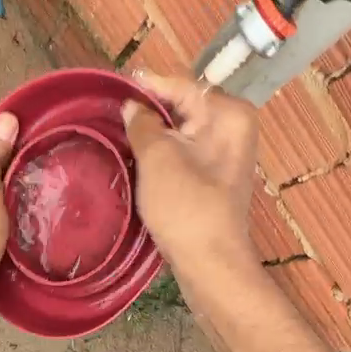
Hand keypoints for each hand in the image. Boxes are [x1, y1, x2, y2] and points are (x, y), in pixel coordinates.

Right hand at [122, 75, 257, 268]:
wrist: (209, 265)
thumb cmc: (186, 208)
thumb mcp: (157, 159)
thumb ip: (143, 126)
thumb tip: (133, 107)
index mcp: (229, 114)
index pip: (183, 86)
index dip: (148, 86)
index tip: (117, 87)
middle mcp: (234, 130)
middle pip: (184, 110)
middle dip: (152, 115)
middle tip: (116, 118)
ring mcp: (227, 159)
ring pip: (183, 137)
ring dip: (155, 141)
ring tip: (124, 141)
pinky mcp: (215, 184)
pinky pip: (186, 160)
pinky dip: (165, 161)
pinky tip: (142, 168)